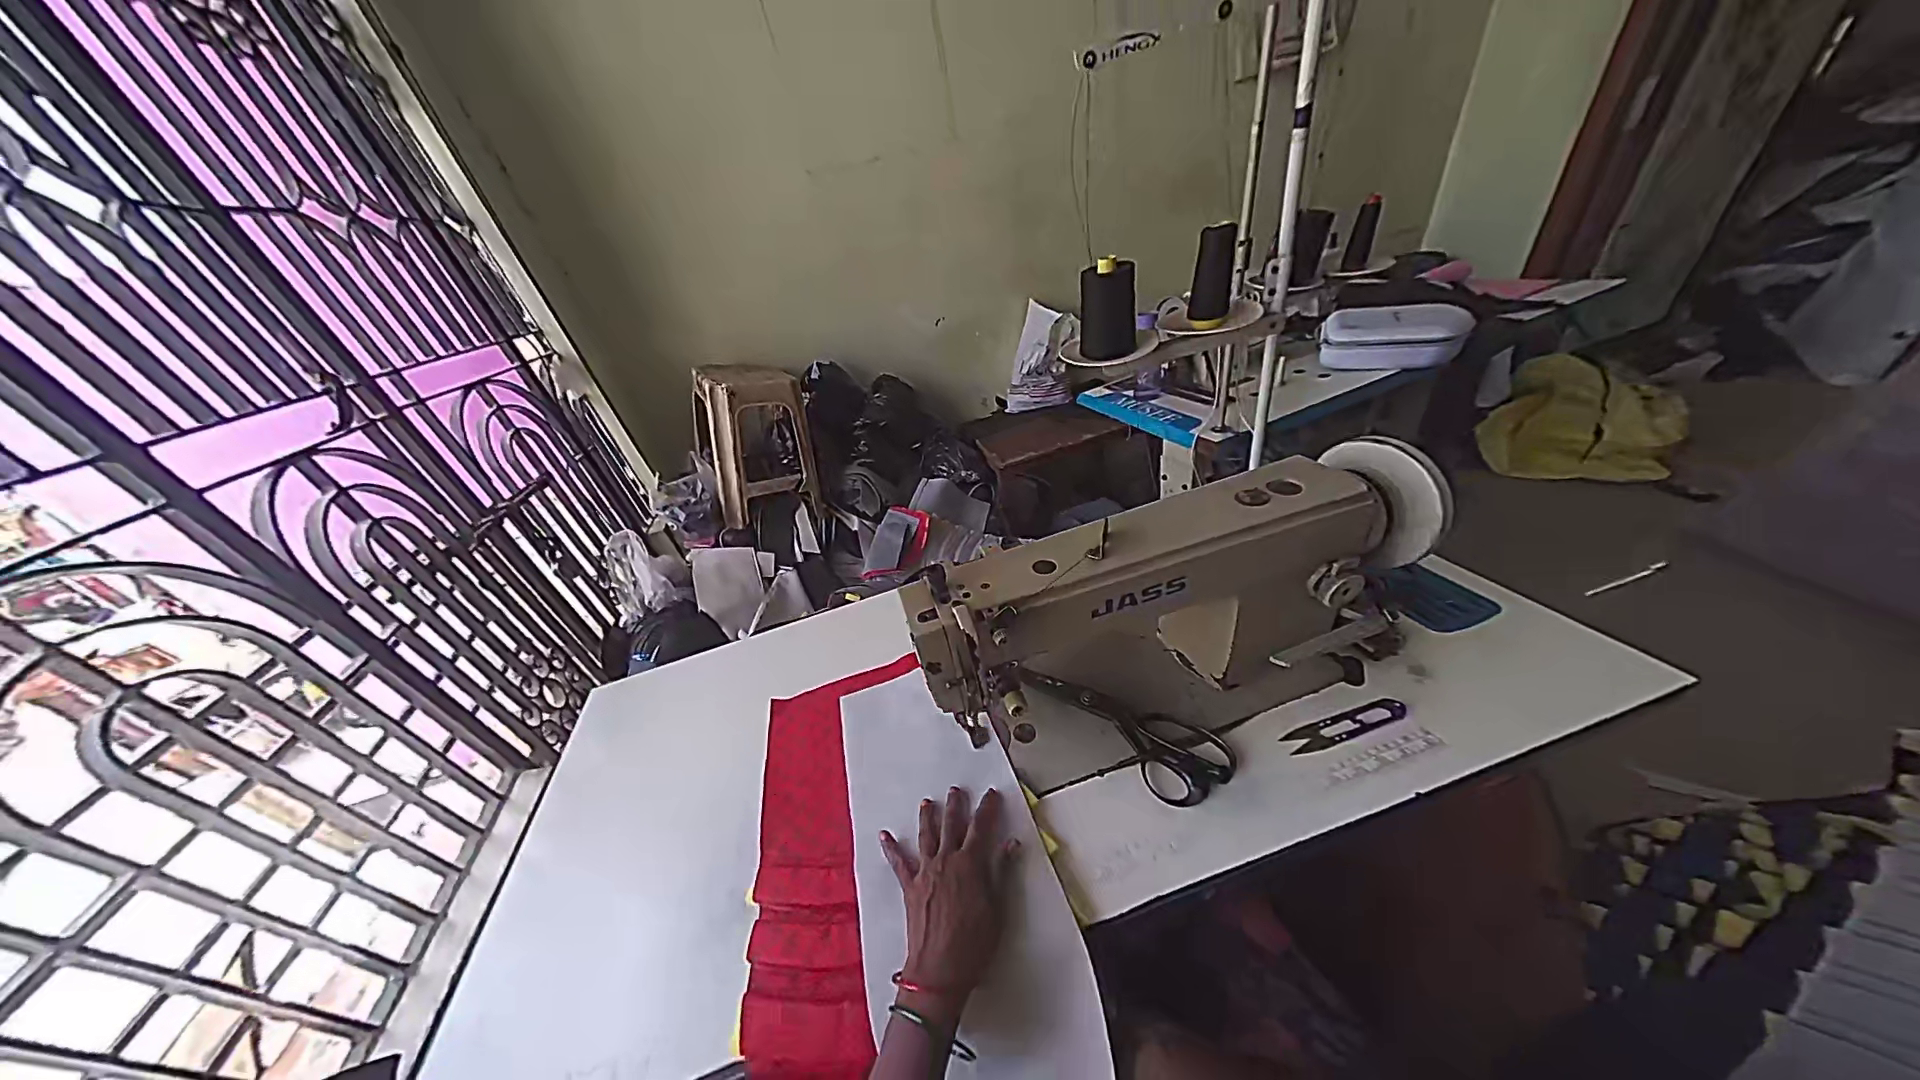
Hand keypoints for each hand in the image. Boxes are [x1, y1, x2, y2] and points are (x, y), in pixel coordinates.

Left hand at [879, 786, 1020, 1005]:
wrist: (939, 970)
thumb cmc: (973, 944)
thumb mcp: (998, 908)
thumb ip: (1002, 872)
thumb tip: (1010, 844)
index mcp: (970, 864)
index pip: (981, 828)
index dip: (987, 809)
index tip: (991, 795)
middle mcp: (945, 861)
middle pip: (951, 826)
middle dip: (956, 806)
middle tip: (957, 791)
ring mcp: (925, 873)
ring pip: (926, 837)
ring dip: (928, 818)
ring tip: (928, 802)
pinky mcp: (910, 887)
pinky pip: (898, 863)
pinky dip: (891, 848)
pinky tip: (885, 836)